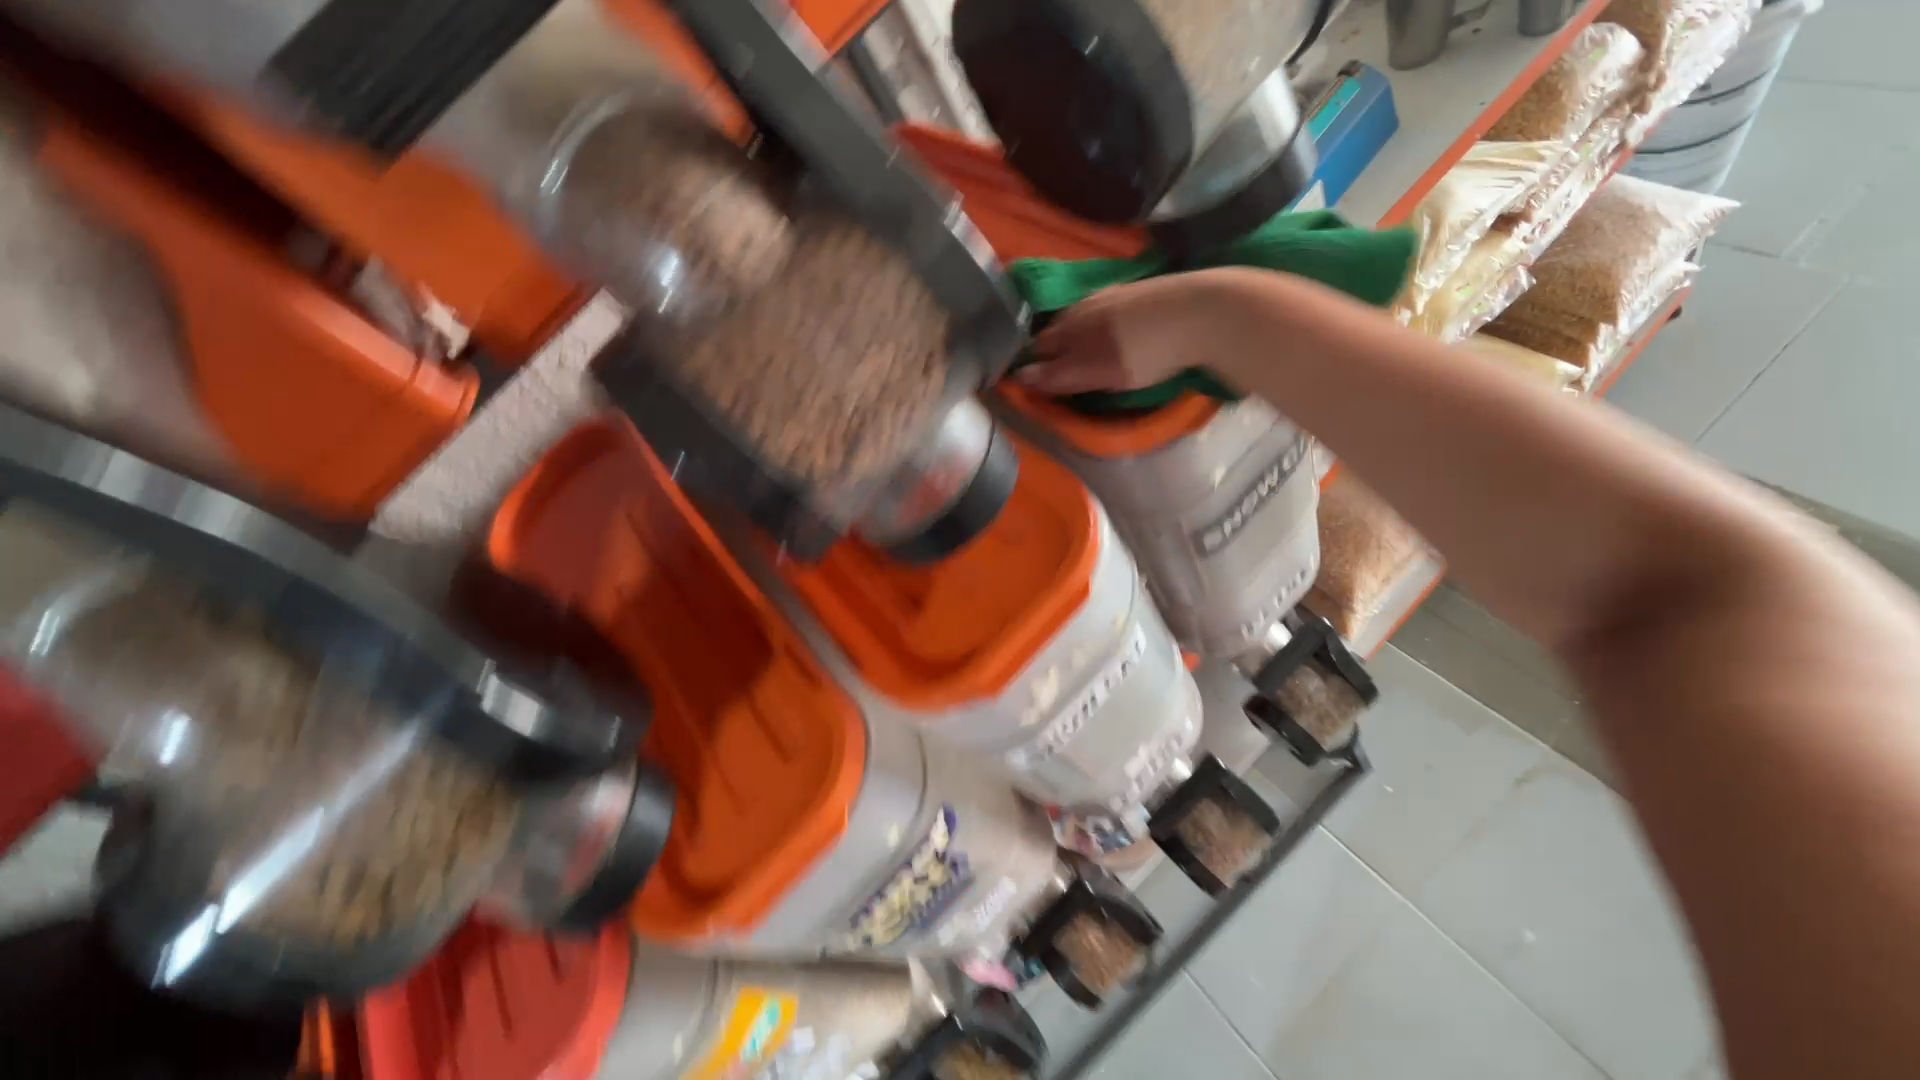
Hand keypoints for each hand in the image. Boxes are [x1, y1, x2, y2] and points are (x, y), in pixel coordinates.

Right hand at [1013, 271, 1248, 395]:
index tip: (1023, 382)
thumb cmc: (1146, 348)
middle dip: (1050, 349)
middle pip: (1059, 329)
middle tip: (1049, 373)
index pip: (1038, 345)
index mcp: (1071, 322)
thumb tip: (1018, 376)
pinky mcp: (1144, 295)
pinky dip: (1101, 329)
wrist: (1205, 311)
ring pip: (1084, 319)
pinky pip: (1109, 314)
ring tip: (1077, 357)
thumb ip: (1059, 374)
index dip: (1028, 363)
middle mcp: (1087, 304)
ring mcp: (1117, 295)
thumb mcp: (1098, 370)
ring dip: (1075, 337)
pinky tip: (1111, 337)